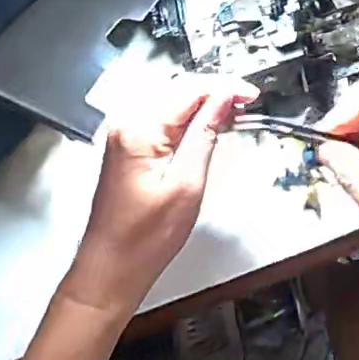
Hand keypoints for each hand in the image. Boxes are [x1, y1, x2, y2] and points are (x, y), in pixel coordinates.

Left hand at [62, 75, 258, 313]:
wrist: (109, 272)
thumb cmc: (142, 241)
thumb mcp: (187, 184)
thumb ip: (205, 134)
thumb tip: (223, 99)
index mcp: (138, 131)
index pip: (190, 90)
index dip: (225, 87)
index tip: (249, 93)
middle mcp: (125, 124)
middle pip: (179, 87)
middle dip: (216, 90)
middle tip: (246, 101)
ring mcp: (123, 132)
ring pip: (172, 97)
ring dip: (203, 100)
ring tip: (231, 111)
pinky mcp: (126, 142)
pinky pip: (162, 114)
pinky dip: (187, 113)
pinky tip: (205, 122)